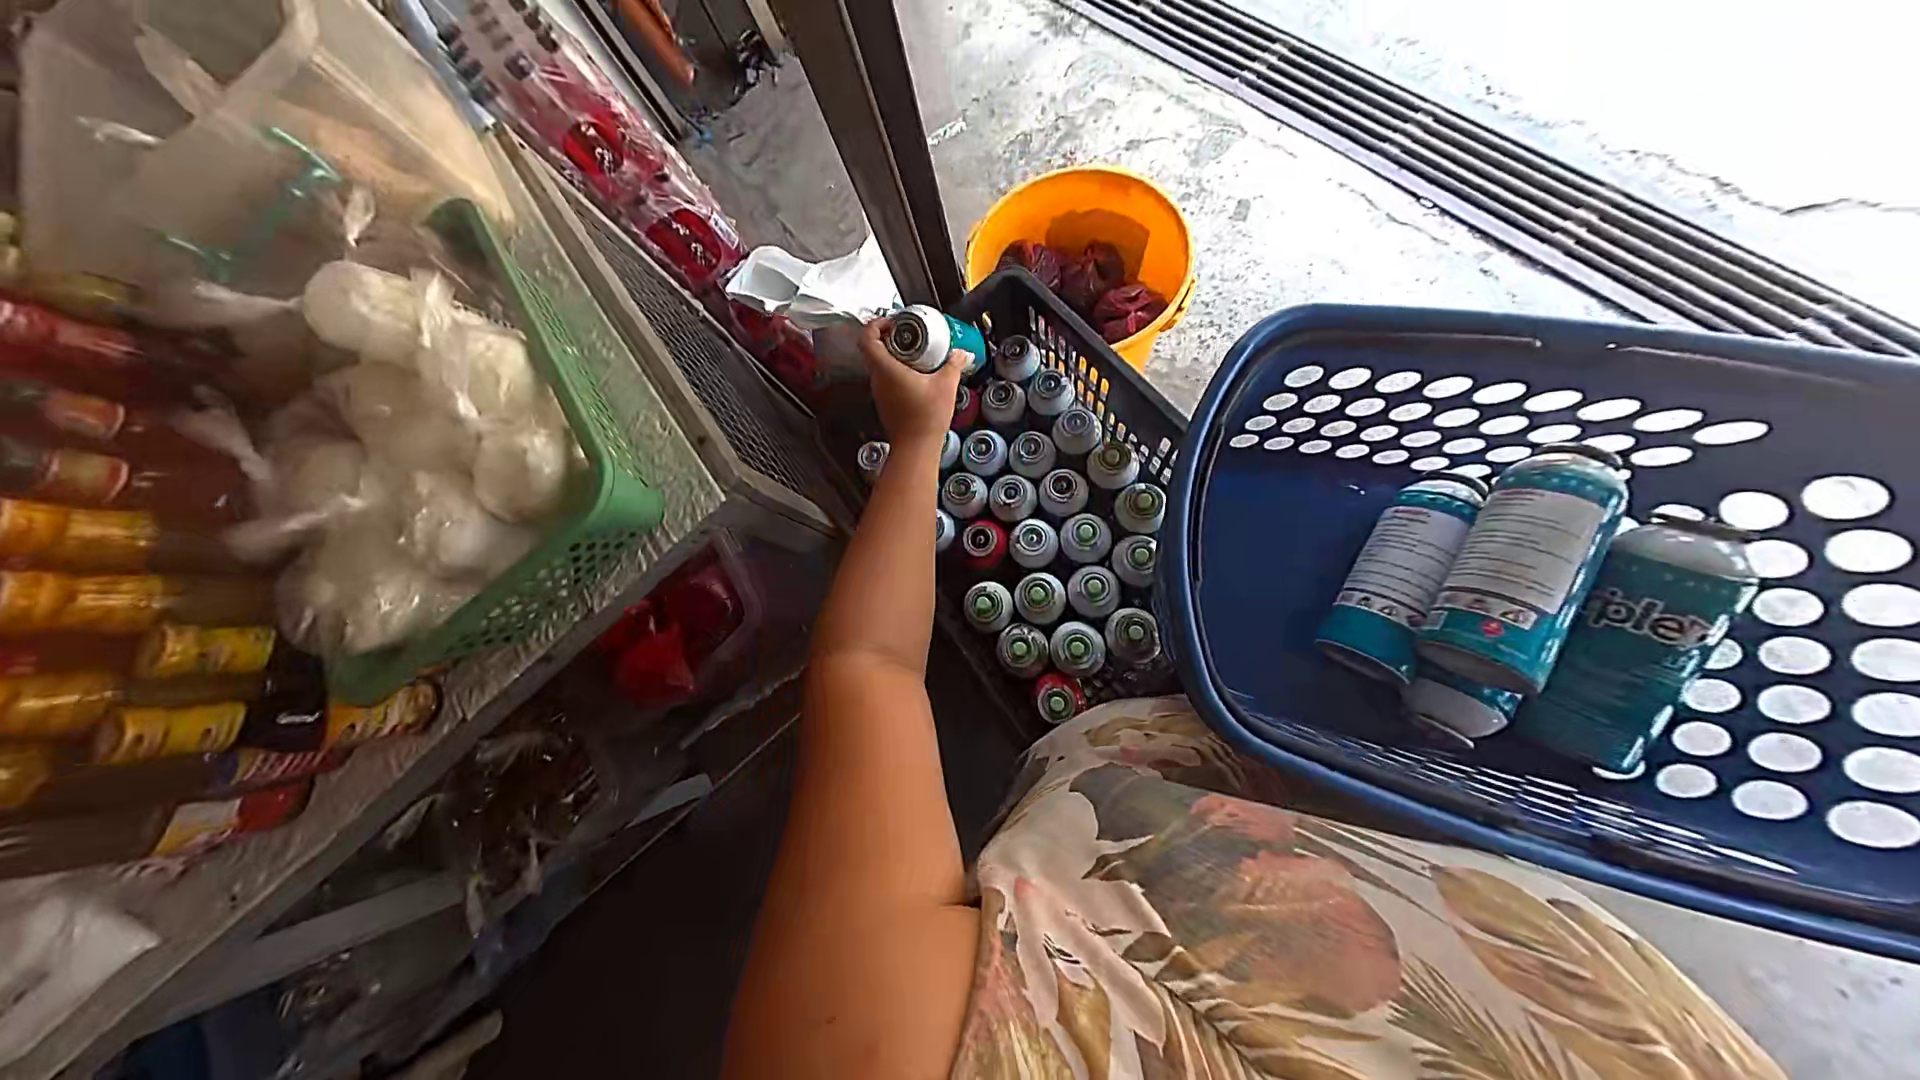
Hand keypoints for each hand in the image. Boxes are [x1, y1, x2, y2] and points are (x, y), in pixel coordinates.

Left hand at [859, 317, 966, 447]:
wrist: (916, 447)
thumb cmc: (925, 420)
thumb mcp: (946, 385)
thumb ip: (953, 365)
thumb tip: (960, 354)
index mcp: (886, 369)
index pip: (867, 338)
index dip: (876, 324)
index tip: (891, 322)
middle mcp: (878, 380)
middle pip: (872, 350)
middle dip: (887, 338)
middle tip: (905, 335)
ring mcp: (880, 393)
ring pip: (878, 365)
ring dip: (891, 355)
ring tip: (913, 354)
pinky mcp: (886, 403)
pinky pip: (885, 380)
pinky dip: (895, 372)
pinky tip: (915, 375)